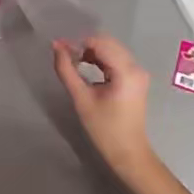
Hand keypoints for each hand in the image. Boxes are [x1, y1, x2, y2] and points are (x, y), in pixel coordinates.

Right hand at [53, 35, 153, 173]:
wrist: (127, 151)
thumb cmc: (104, 128)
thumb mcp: (81, 99)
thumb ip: (67, 70)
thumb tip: (56, 46)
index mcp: (126, 71)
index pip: (100, 43)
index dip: (78, 43)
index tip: (60, 49)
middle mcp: (136, 67)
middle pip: (108, 43)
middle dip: (85, 46)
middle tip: (65, 56)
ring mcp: (138, 72)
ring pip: (112, 50)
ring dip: (92, 52)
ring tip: (74, 63)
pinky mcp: (135, 78)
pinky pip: (116, 59)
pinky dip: (101, 60)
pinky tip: (87, 68)